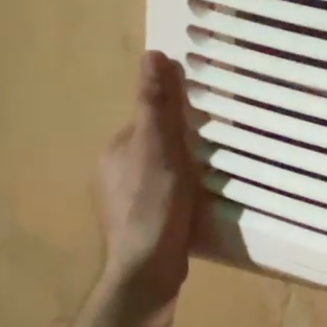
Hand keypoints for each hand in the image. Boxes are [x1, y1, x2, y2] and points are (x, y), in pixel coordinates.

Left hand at [94, 51, 196, 318]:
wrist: (147, 271)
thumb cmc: (153, 206)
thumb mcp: (158, 148)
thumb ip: (156, 105)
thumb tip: (152, 55)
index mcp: (115, 149)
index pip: (148, 119)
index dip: (175, 118)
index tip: (203, 122)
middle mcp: (113, 172)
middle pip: (154, 146)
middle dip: (180, 145)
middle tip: (214, 153)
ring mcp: (125, 202)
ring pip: (160, 174)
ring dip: (182, 173)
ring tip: (211, 180)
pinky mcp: (141, 226)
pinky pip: (165, 199)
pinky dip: (182, 198)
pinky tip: (199, 207)